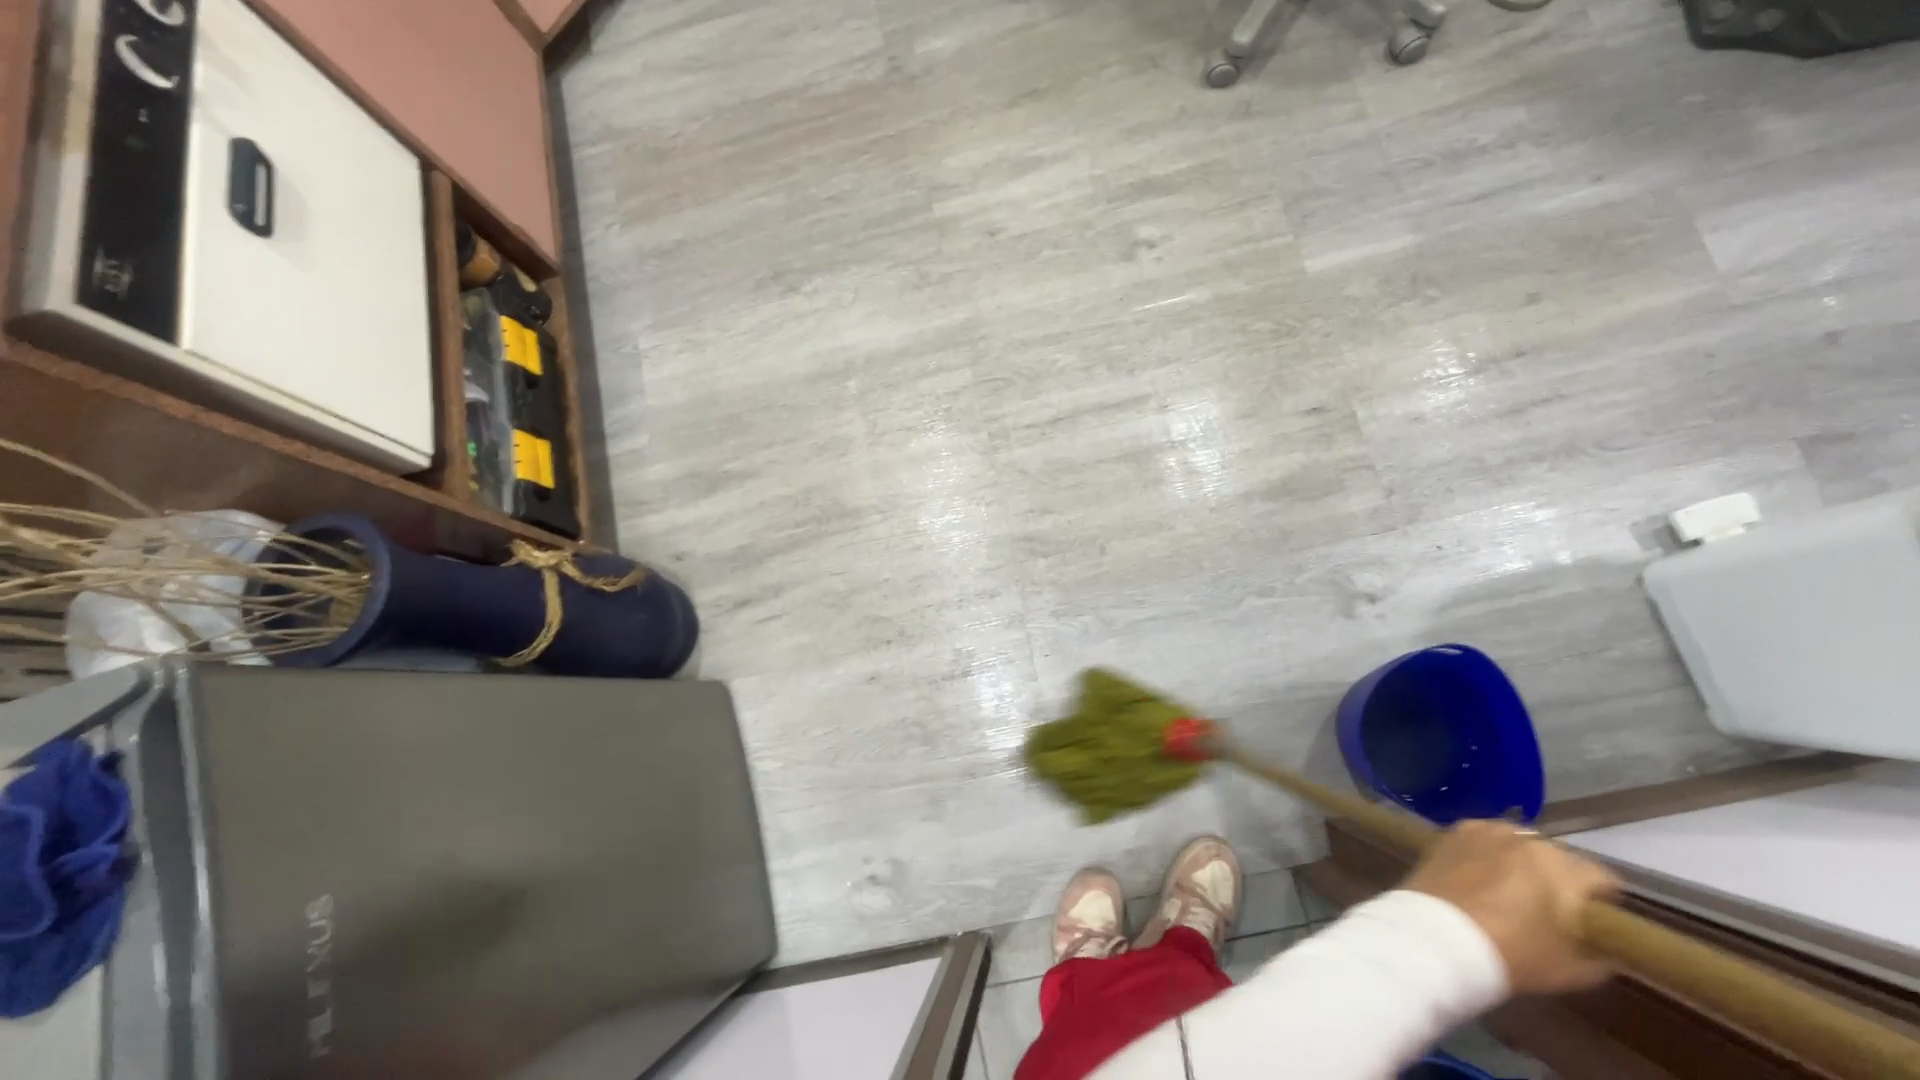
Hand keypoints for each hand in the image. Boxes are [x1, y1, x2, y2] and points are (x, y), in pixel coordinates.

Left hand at [1402, 819, 1620, 994]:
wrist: (1435, 938)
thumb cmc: (1512, 955)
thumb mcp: (1574, 971)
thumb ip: (1603, 957)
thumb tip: (1611, 949)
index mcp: (1564, 867)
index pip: (1604, 879)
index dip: (1604, 902)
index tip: (1596, 922)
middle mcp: (1527, 839)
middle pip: (1559, 859)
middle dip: (1560, 880)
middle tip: (1548, 909)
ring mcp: (1486, 830)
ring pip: (1520, 845)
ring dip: (1522, 863)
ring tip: (1509, 892)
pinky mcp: (1452, 832)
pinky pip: (1483, 840)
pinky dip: (1487, 854)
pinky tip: (1479, 877)